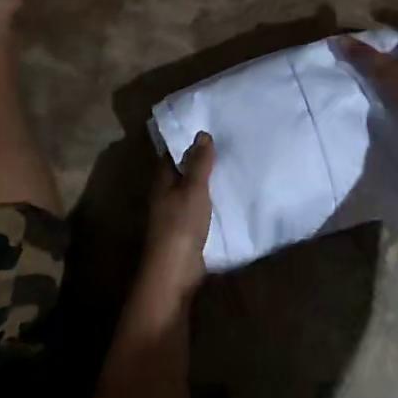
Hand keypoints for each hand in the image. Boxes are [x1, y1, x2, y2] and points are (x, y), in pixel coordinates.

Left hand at [139, 132, 215, 303]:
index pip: (173, 153)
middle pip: (184, 170)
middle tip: (229, 141)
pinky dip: (214, 198)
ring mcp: (177, 212)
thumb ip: (199, 163)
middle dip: (202, 158)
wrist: (176, 271)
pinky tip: (231, 193)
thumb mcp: (193, 189)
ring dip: (209, 179)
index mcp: (162, 180)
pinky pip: (202, 206)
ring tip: (235, 162)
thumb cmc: (181, 225)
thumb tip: (202, 133)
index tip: (210, 127)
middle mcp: (166, 193)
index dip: (189, 140)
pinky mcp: (189, 228)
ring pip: (194, 189)